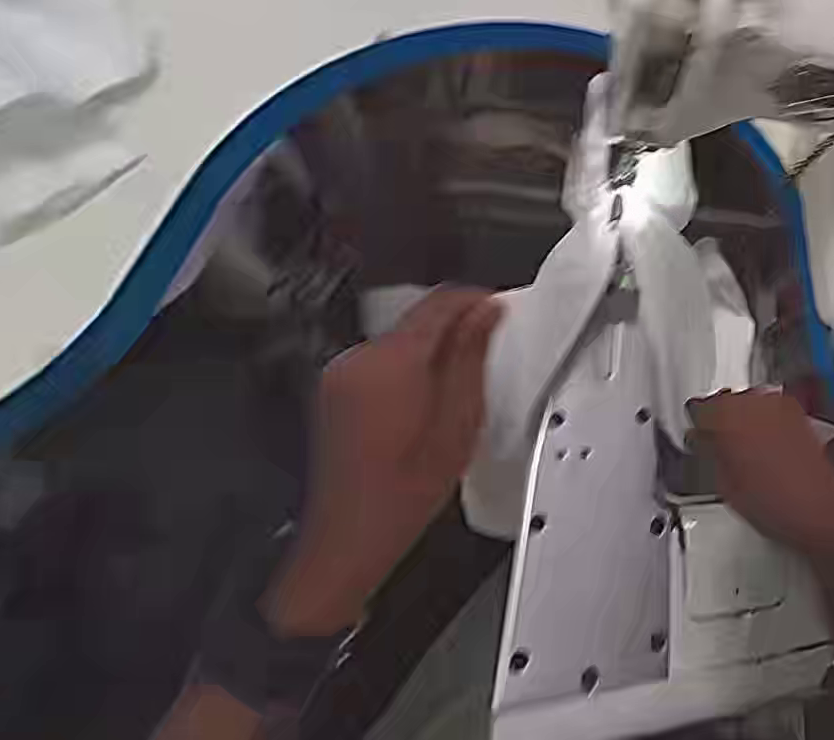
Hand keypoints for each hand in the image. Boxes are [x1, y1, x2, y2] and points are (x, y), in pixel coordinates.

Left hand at [267, 288, 502, 635]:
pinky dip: (413, 365)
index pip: (439, 302)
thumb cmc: (407, 486)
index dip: (475, 298)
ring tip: (463, 380)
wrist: (351, 536)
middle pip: (420, 320)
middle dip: (457, 327)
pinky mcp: (335, 392)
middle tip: (490, 348)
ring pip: (403, 339)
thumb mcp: (461, 416)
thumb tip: (486, 313)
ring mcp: (340, 376)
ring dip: (436, 347)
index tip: (498, 307)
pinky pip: (383, 360)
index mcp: (391, 361)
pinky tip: (432, 397)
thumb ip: (472, 355)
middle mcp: (357, 360)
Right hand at [686, 389, 833, 563]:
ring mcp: (778, 405)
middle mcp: (755, 403)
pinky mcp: (796, 412)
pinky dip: (762, 418)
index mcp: (728, 416)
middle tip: (714, 440)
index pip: (700, 407)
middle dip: (718, 417)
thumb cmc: (774, 501)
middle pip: (725, 399)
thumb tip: (704, 442)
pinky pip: (769, 407)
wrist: (815, 507)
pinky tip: (762, 442)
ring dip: (741, 416)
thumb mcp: (724, 483)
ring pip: (749, 400)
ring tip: (740, 445)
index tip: (695, 433)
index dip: (695, 422)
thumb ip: (710, 452)